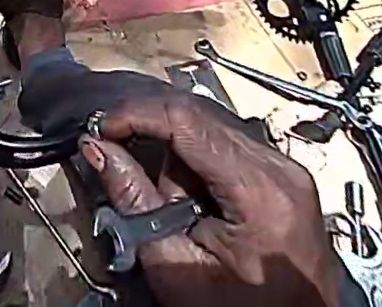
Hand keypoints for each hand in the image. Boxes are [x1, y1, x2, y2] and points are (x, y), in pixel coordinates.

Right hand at [86, 94, 342, 306]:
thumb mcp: (174, 267)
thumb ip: (134, 200)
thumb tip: (95, 147)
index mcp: (259, 191)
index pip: (186, 119)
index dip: (137, 113)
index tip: (103, 127)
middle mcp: (279, 166)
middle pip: (197, 115)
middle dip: (154, 132)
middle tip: (121, 154)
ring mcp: (286, 166)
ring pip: (209, 121)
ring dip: (176, 146)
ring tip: (174, 200)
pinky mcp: (284, 171)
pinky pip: (225, 138)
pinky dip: (197, 154)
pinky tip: (195, 195)